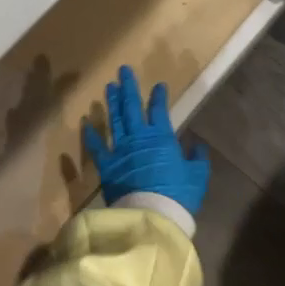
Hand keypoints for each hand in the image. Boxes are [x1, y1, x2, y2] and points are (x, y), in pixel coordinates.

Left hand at [80, 65, 210, 214]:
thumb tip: (198, 147)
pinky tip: (85, 122)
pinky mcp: (106, 165)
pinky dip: (91, 135)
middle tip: (123, 70)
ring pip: (115, 120)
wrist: (152, 215)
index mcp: (161, 137)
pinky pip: (97, 147)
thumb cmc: (178, 195)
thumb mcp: (197, 176)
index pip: (159, 109)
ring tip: (109, 86)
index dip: (159, 96)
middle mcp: (138, 137)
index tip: (158, 85)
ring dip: (112, 102)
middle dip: (128, 87)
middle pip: (132, 106)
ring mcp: (120, 149)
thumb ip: (197, 158)